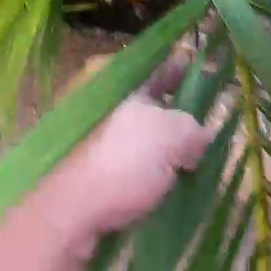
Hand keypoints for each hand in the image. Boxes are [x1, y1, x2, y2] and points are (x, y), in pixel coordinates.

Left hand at [0, 58, 216, 270]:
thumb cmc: (118, 157)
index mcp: (112, 70)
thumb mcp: (172, 134)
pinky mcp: (76, 163)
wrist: (61, 209)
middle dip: (174, 116)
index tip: (210, 86)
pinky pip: (117, 160)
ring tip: (185, 168)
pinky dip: (137, 171)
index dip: (186, 73)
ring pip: (131, 132)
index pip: (157, 62)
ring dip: (157, 149)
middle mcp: (94, 92)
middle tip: (203, 135)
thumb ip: (194, 128)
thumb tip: (200, 136)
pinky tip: (156, 188)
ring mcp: (82, 128)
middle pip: (145, 98)